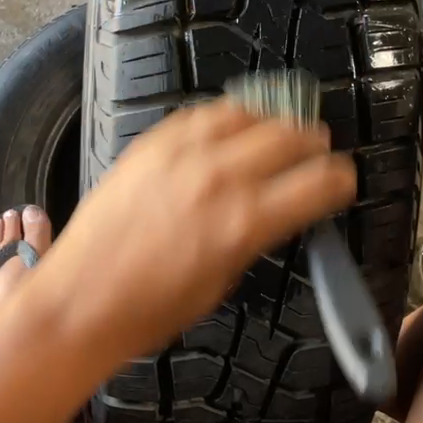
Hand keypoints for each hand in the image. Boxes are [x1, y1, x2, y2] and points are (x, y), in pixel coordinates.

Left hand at [14, 100, 356, 358]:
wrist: (79, 299)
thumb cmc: (152, 310)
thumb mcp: (222, 281)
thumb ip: (255, 237)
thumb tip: (274, 210)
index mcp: (247, 221)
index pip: (319, 183)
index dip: (341, 180)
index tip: (343, 181)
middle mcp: (221, 176)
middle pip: (292, 136)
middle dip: (315, 144)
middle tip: (318, 151)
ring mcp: (183, 151)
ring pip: (250, 112)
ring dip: (275, 120)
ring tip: (280, 130)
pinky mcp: (152, 141)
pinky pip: (202, 112)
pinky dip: (228, 115)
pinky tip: (233, 124)